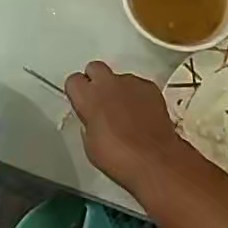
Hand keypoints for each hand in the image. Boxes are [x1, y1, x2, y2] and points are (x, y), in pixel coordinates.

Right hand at [64, 60, 189, 191]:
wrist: (153, 159)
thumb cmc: (119, 157)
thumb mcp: (90, 145)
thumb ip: (88, 123)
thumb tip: (92, 122)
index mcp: (88, 97)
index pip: (74, 80)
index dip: (77, 90)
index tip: (80, 99)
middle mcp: (108, 84)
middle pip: (95, 68)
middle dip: (95, 80)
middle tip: (99, 99)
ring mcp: (131, 83)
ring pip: (119, 78)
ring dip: (119, 90)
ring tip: (124, 114)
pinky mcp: (150, 87)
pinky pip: (139, 86)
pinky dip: (138, 96)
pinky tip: (141, 115)